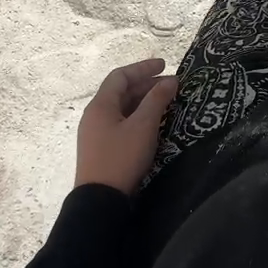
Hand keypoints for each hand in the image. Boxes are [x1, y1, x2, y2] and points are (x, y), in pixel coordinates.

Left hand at [75, 58, 179, 195]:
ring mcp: (96, 133)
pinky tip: (154, 123)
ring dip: (144, 101)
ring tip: (167, 102)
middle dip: (147, 85)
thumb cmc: (121, 157)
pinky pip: (121, 122)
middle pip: (121, 91)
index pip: (121, 76)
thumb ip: (157, 99)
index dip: (143, 68)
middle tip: (172, 86)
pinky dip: (138, 116)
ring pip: (122, 108)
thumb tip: (171, 80)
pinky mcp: (101, 148)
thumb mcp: (144, 126)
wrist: (99, 202)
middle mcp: (95, 115)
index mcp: (100, 105)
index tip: (165, 65)